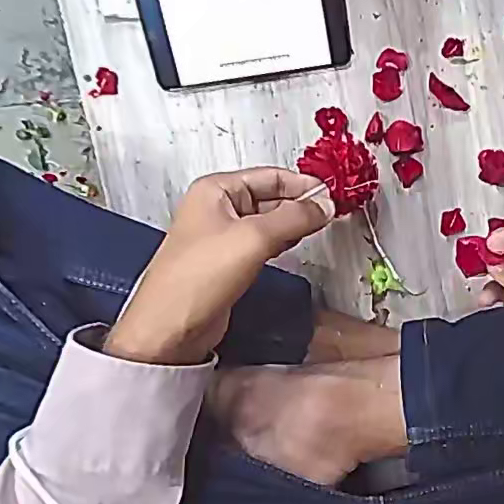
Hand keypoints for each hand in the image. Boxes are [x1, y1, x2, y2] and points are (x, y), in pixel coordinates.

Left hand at [105, 168, 334, 365]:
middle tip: (331, 213)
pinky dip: (283, 241)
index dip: (303, 184)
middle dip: (301, 204)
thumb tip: (325, 206)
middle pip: (271, 196)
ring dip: (294, 223)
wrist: (172, 328)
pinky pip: (264, 241)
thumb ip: (294, 217)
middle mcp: (218, 208)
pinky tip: (296, 245)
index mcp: (216, 189)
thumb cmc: (198, 277)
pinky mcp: (230, 260)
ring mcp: (224, 235)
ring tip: (319, 227)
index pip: (271, 175)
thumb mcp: (254, 237)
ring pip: (270, 220)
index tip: (331, 196)